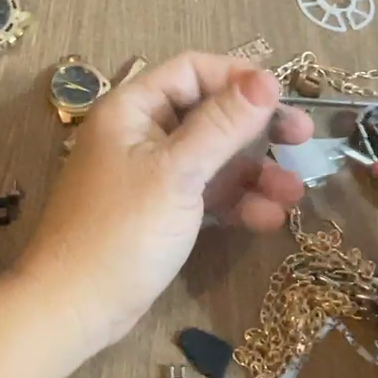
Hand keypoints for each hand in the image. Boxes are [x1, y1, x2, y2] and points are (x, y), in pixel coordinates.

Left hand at [17, 52, 313, 349]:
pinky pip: (206, 195)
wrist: (75, 306)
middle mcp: (141, 134)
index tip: (281, 95)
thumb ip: (222, 124)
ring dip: (254, 173)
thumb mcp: (177, 172)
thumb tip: (266, 79)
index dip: (237, 77)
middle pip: (208, 114)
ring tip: (294, 192)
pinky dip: (236, 203)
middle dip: (256, 128)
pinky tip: (269, 219)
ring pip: (213, 159)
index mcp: (132, 109)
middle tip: (303, 137)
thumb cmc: (121, 230)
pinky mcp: (162, 212)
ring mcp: (152, 175)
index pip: (190, 71)